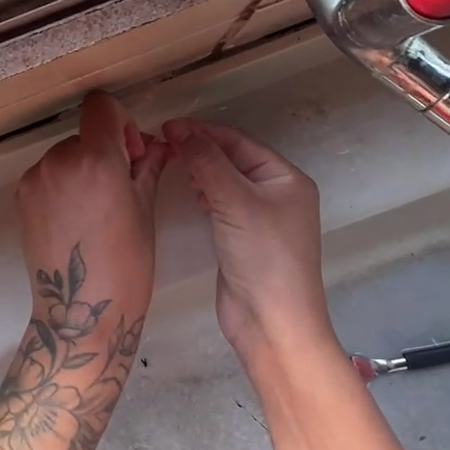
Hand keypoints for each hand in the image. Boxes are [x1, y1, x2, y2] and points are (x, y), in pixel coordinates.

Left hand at [14, 91, 169, 332]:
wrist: (81, 312)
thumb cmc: (127, 263)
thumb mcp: (145, 209)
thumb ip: (147, 166)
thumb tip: (156, 144)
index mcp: (96, 158)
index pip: (100, 105)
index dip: (119, 119)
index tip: (130, 151)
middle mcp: (60, 160)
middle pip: (85, 134)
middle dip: (104, 151)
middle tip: (120, 188)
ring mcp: (36, 177)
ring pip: (65, 154)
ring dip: (82, 169)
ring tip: (96, 211)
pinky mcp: (22, 195)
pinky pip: (48, 175)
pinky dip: (63, 184)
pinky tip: (75, 219)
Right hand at [163, 119, 337, 362]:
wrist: (272, 323)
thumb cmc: (262, 256)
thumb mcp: (235, 201)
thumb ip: (207, 162)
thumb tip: (180, 129)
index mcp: (285, 178)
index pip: (239, 141)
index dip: (203, 130)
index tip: (167, 125)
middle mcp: (277, 193)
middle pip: (232, 158)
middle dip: (200, 148)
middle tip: (163, 141)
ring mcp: (262, 217)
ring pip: (225, 179)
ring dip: (200, 168)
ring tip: (172, 160)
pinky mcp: (245, 237)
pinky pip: (222, 202)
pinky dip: (205, 191)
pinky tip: (190, 191)